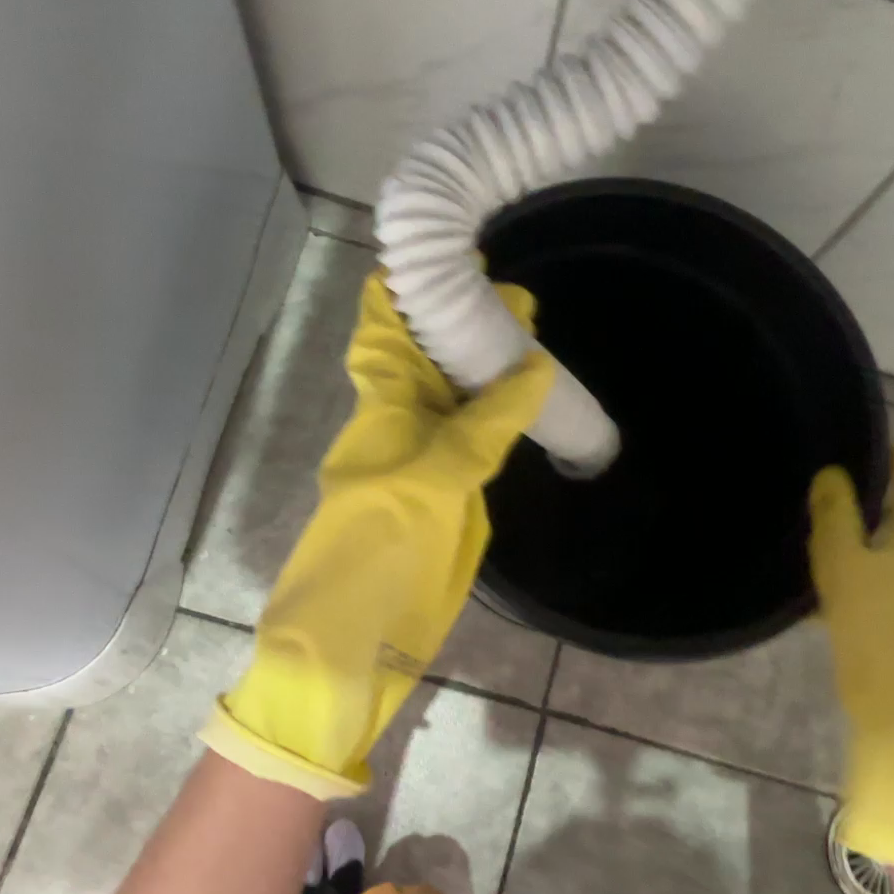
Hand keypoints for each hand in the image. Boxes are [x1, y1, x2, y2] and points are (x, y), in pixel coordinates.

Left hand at [199, 271, 553, 798]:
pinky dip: (501, 413)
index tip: (453, 250)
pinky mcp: (450, 492)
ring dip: (487, 364)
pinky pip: (476, 437)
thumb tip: (534, 365)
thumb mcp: (429, 484)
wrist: (357, 643)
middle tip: (523, 299)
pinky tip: (532, 399)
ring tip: (536, 335)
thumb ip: (482, 427)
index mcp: (381, 408)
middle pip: (428, 356)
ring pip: (455, 395)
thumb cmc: (376, 557)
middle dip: (464, 319)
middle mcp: (401, 422)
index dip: (408, 286)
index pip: (385, 329)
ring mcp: (427, 458)